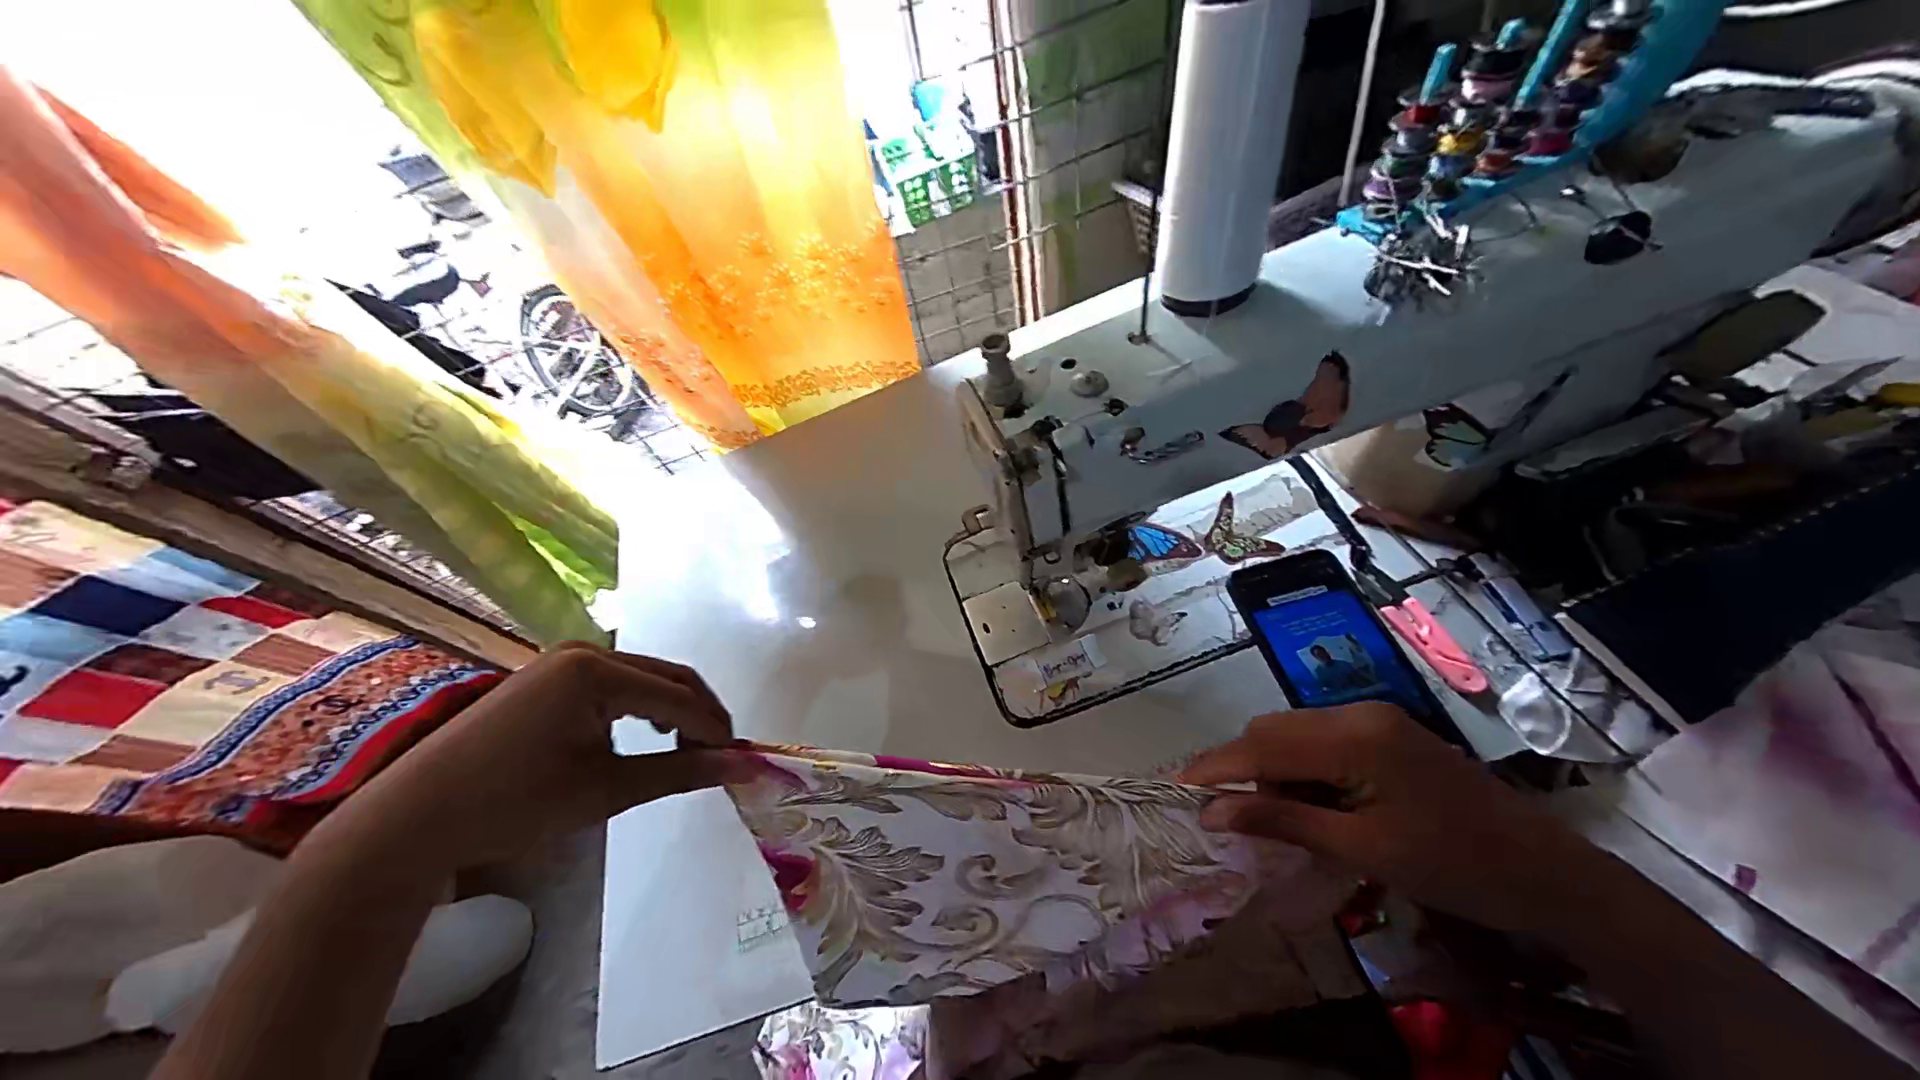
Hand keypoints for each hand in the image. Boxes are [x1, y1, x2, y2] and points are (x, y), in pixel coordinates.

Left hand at [305, 642, 740, 873]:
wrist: (413, 819)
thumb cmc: (513, 805)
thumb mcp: (607, 790)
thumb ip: (682, 771)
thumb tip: (745, 765)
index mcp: (596, 671)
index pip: (679, 695)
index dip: (714, 728)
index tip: (738, 761)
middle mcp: (584, 651)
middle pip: (668, 676)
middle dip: (700, 715)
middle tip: (719, 756)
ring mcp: (564, 659)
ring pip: (646, 677)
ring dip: (674, 710)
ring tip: (686, 750)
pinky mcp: (550, 674)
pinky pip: (617, 681)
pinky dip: (643, 706)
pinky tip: (645, 734)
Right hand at [1180, 704, 1603, 941]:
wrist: (1551, 874)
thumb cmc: (1456, 867)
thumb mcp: (1362, 848)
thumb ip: (1282, 822)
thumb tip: (1211, 811)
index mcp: (1354, 736)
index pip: (1262, 745)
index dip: (1216, 765)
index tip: (1176, 785)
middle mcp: (1358, 713)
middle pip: (1273, 730)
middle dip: (1245, 769)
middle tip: (1233, 816)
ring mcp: (1374, 718)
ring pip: (1293, 734)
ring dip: (1274, 772)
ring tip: (1286, 820)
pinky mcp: (1384, 732)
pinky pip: (1320, 741)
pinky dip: (1302, 770)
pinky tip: (1315, 805)